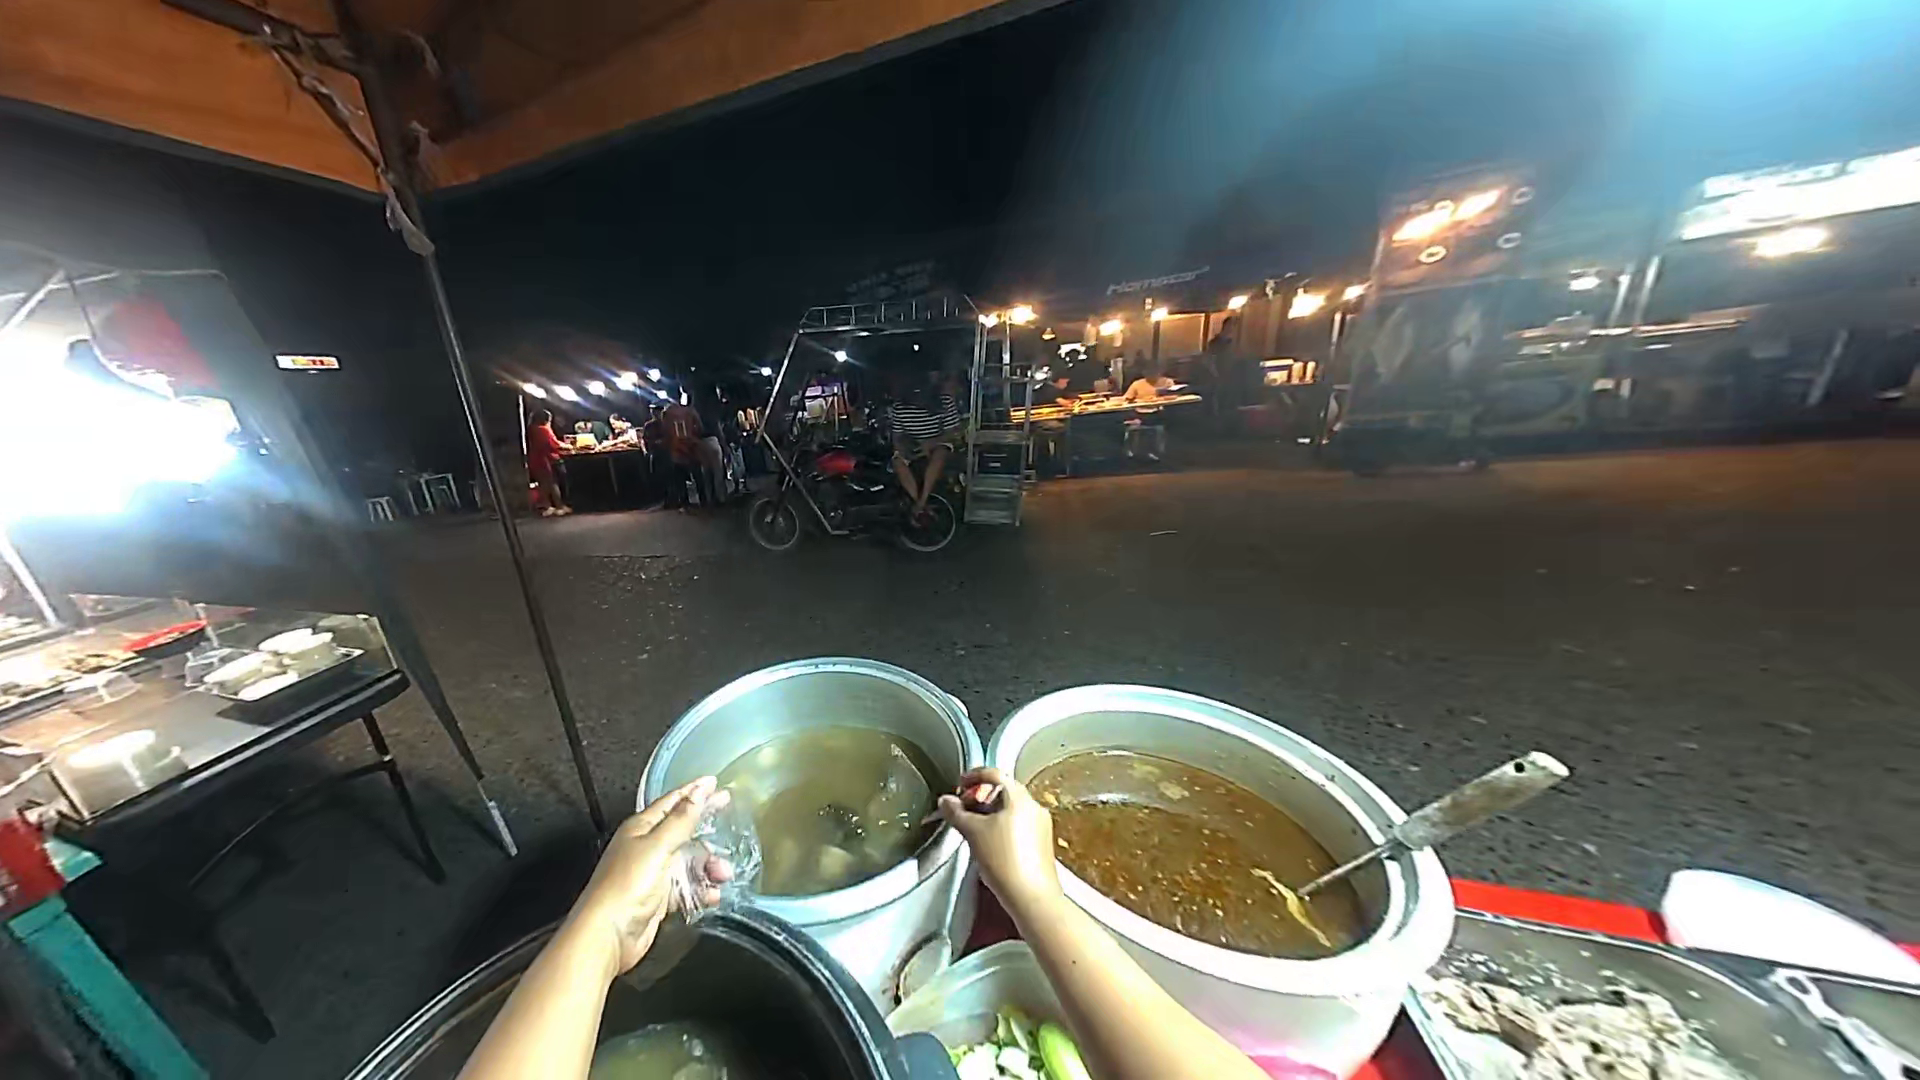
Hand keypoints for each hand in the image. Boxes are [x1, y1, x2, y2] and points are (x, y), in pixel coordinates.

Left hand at [564, 777, 733, 977]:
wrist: (606, 939)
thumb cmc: (626, 886)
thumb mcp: (658, 846)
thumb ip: (682, 819)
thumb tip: (700, 790)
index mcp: (641, 828)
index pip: (672, 801)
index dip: (694, 791)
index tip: (715, 781)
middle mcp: (646, 847)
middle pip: (684, 832)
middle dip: (707, 834)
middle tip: (730, 826)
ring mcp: (652, 873)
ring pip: (689, 861)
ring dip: (709, 866)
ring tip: (723, 875)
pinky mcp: (658, 898)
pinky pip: (687, 886)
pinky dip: (701, 889)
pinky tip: (712, 895)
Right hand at [937, 768, 1061, 917]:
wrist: (1032, 898)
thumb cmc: (1005, 861)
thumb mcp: (973, 833)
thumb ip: (956, 812)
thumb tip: (945, 801)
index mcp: (1019, 796)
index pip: (995, 773)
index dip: (973, 776)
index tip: (960, 784)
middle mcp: (1034, 806)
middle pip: (1003, 790)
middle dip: (980, 796)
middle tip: (962, 806)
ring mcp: (1040, 824)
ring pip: (1010, 808)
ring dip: (989, 811)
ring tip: (972, 826)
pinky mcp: (1041, 842)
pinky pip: (1018, 823)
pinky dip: (1001, 824)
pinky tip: (989, 841)